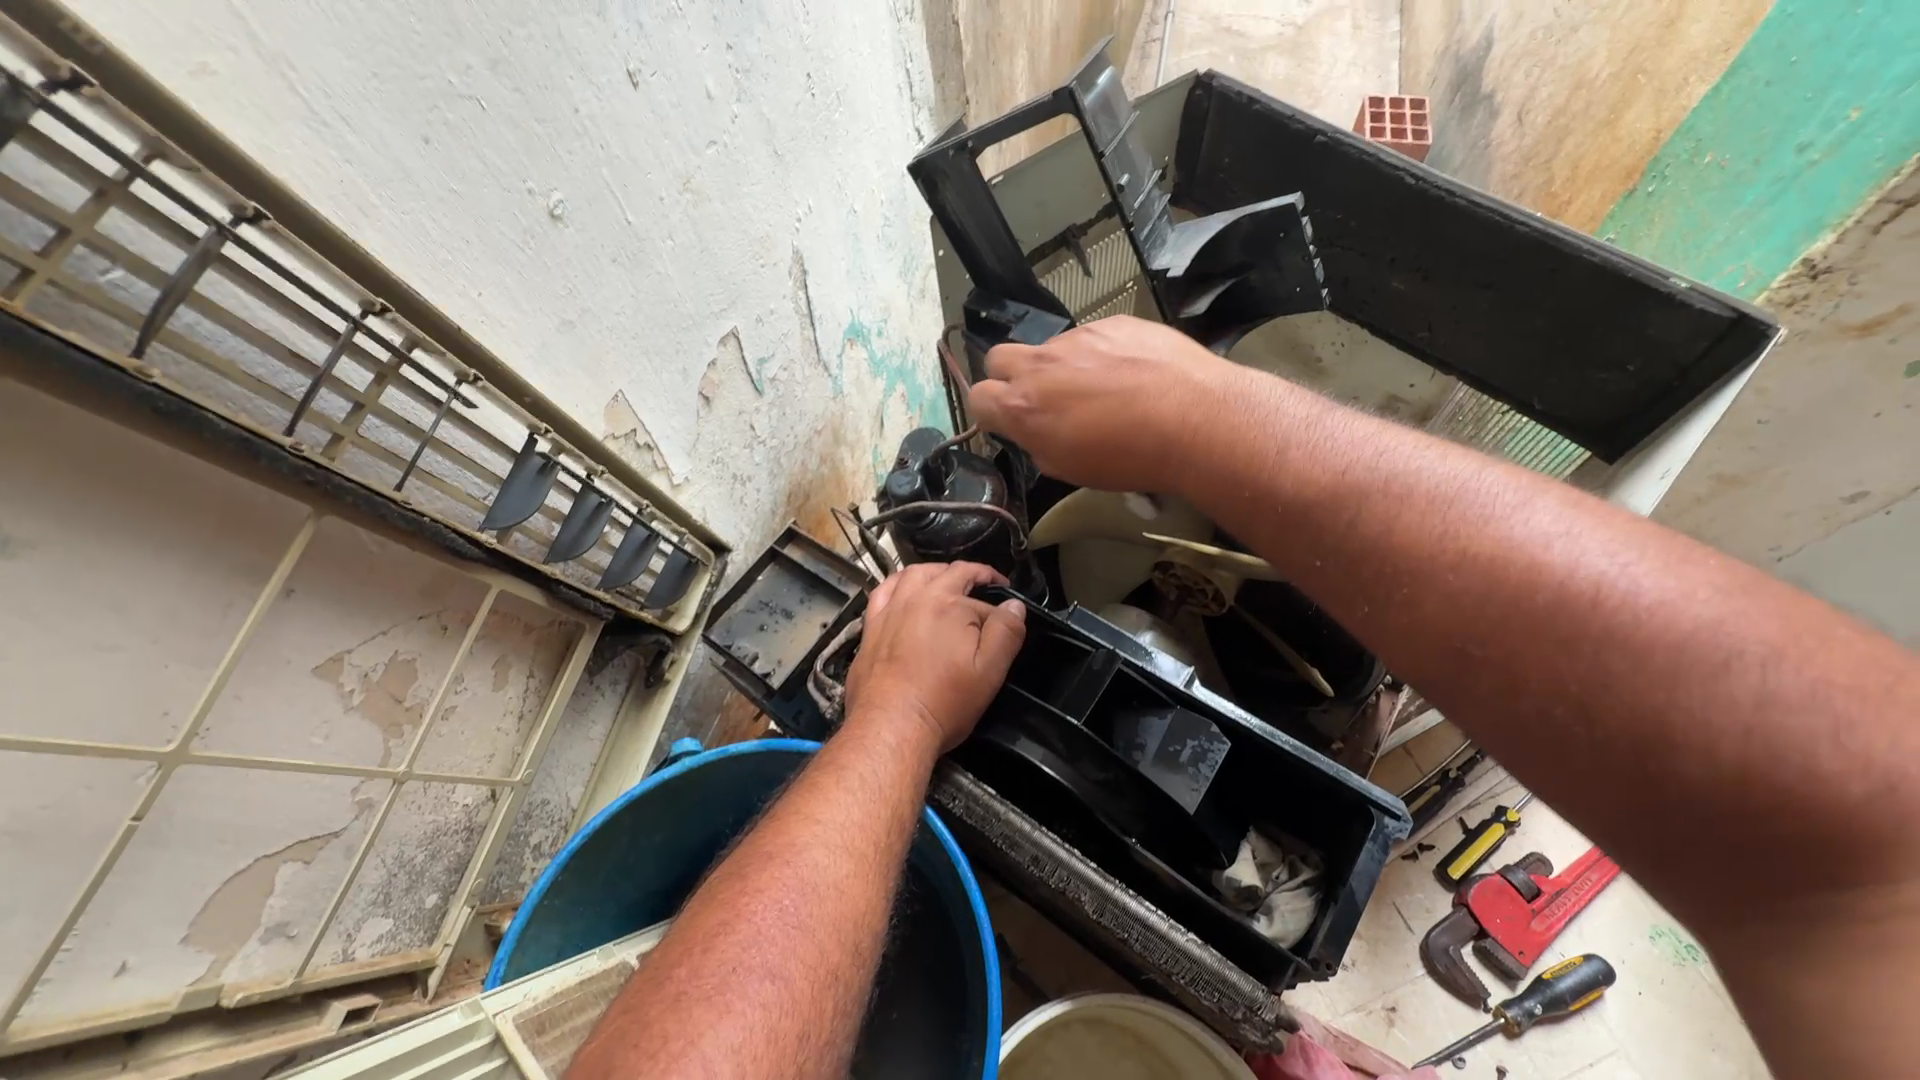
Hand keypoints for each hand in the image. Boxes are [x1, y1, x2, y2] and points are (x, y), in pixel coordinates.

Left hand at [842, 562, 1026, 754]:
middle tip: (983, 585)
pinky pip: (882, 591)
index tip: (1007, 615)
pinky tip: (902, 590)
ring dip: (935, 572)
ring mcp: (890, 611)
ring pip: (913, 574)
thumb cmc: (944, 701)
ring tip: (946, 580)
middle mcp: (917, 598)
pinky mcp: (870, 628)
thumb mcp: (990, 671)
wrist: (891, 726)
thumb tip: (1014, 606)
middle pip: (947, 573)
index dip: (999, 607)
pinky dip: (898, 584)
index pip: (982, 599)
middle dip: (970, 574)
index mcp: (949, 604)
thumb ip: (1006, 633)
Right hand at [968, 315, 1240, 493]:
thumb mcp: (1071, 469)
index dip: (990, 412)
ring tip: (1103, 390)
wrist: (1194, 419)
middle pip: (998, 358)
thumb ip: (1040, 445)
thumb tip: (1038, 434)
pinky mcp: (1112, 322)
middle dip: (1012, 377)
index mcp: (1023, 407)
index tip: (1010, 423)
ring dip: (1061, 366)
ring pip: (1050, 348)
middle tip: (1044, 400)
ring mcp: (1077, 338)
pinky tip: (1132, 374)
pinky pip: (1092, 336)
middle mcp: (1041, 365)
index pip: (976, 398)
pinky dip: (1101, 353)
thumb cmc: (1130, 458)